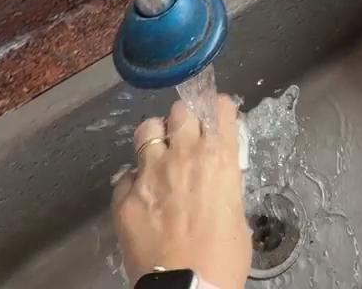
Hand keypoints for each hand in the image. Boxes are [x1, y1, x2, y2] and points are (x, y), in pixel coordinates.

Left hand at [112, 96, 250, 288]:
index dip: (217, 111)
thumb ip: (225, 181)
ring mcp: (151, 173)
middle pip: (181, 110)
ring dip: (154, 140)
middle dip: (184, 121)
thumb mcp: (236, 208)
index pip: (219, 106)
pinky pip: (125, 176)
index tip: (215, 119)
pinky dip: (134, 183)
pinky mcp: (125, 198)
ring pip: (147, 130)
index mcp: (219, 155)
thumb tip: (215, 175)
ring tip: (157, 156)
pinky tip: (141, 197)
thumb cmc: (224, 256)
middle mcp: (185, 153)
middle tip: (185, 138)